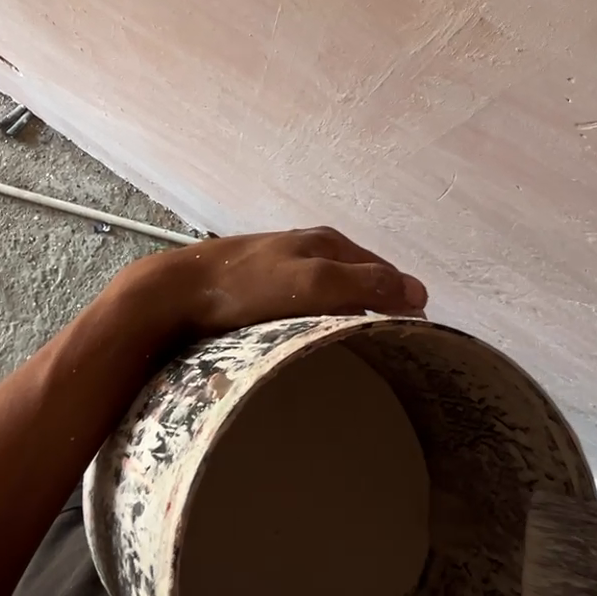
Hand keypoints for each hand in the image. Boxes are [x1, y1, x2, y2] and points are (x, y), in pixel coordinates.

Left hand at [129, 226, 428, 337]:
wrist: (176, 292)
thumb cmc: (246, 288)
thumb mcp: (313, 283)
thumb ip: (365, 284)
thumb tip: (420, 291)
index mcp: (327, 242)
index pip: (383, 271)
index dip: (401, 303)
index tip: (413, 343)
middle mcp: (307, 248)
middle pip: (357, 282)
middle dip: (375, 311)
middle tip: (383, 355)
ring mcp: (281, 266)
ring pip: (329, 296)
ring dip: (344, 320)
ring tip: (351, 355)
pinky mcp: (258, 289)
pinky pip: (302, 307)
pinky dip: (315, 324)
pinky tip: (309, 345)